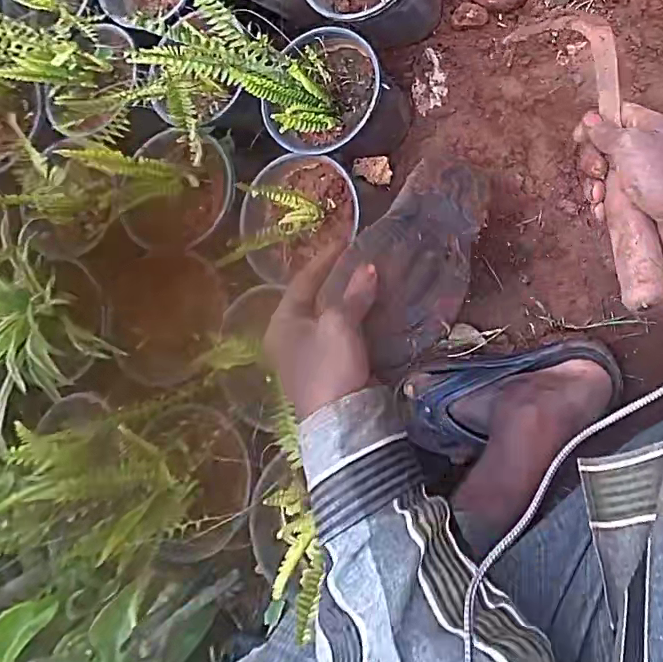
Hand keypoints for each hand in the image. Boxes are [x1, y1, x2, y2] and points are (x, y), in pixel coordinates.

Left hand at [264, 244, 379, 419]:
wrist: (342, 423)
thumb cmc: (329, 368)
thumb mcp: (339, 325)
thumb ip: (354, 294)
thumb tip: (368, 267)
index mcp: (283, 323)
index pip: (304, 280)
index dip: (325, 258)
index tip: (346, 239)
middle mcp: (292, 336)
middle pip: (318, 297)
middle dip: (341, 277)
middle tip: (364, 257)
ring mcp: (312, 354)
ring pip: (334, 315)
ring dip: (354, 297)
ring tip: (376, 277)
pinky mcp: (333, 366)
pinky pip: (347, 331)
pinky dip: (362, 316)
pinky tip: (379, 306)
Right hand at [574, 102, 662, 266]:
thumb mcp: (629, 145)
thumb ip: (606, 132)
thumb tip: (590, 119)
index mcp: (645, 128)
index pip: (614, 116)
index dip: (594, 124)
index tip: (581, 137)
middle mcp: (642, 151)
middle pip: (603, 147)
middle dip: (592, 160)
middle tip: (598, 171)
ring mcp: (639, 178)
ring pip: (603, 177)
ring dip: (594, 186)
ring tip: (599, 196)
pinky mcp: (636, 203)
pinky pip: (610, 200)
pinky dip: (602, 205)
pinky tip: (602, 211)